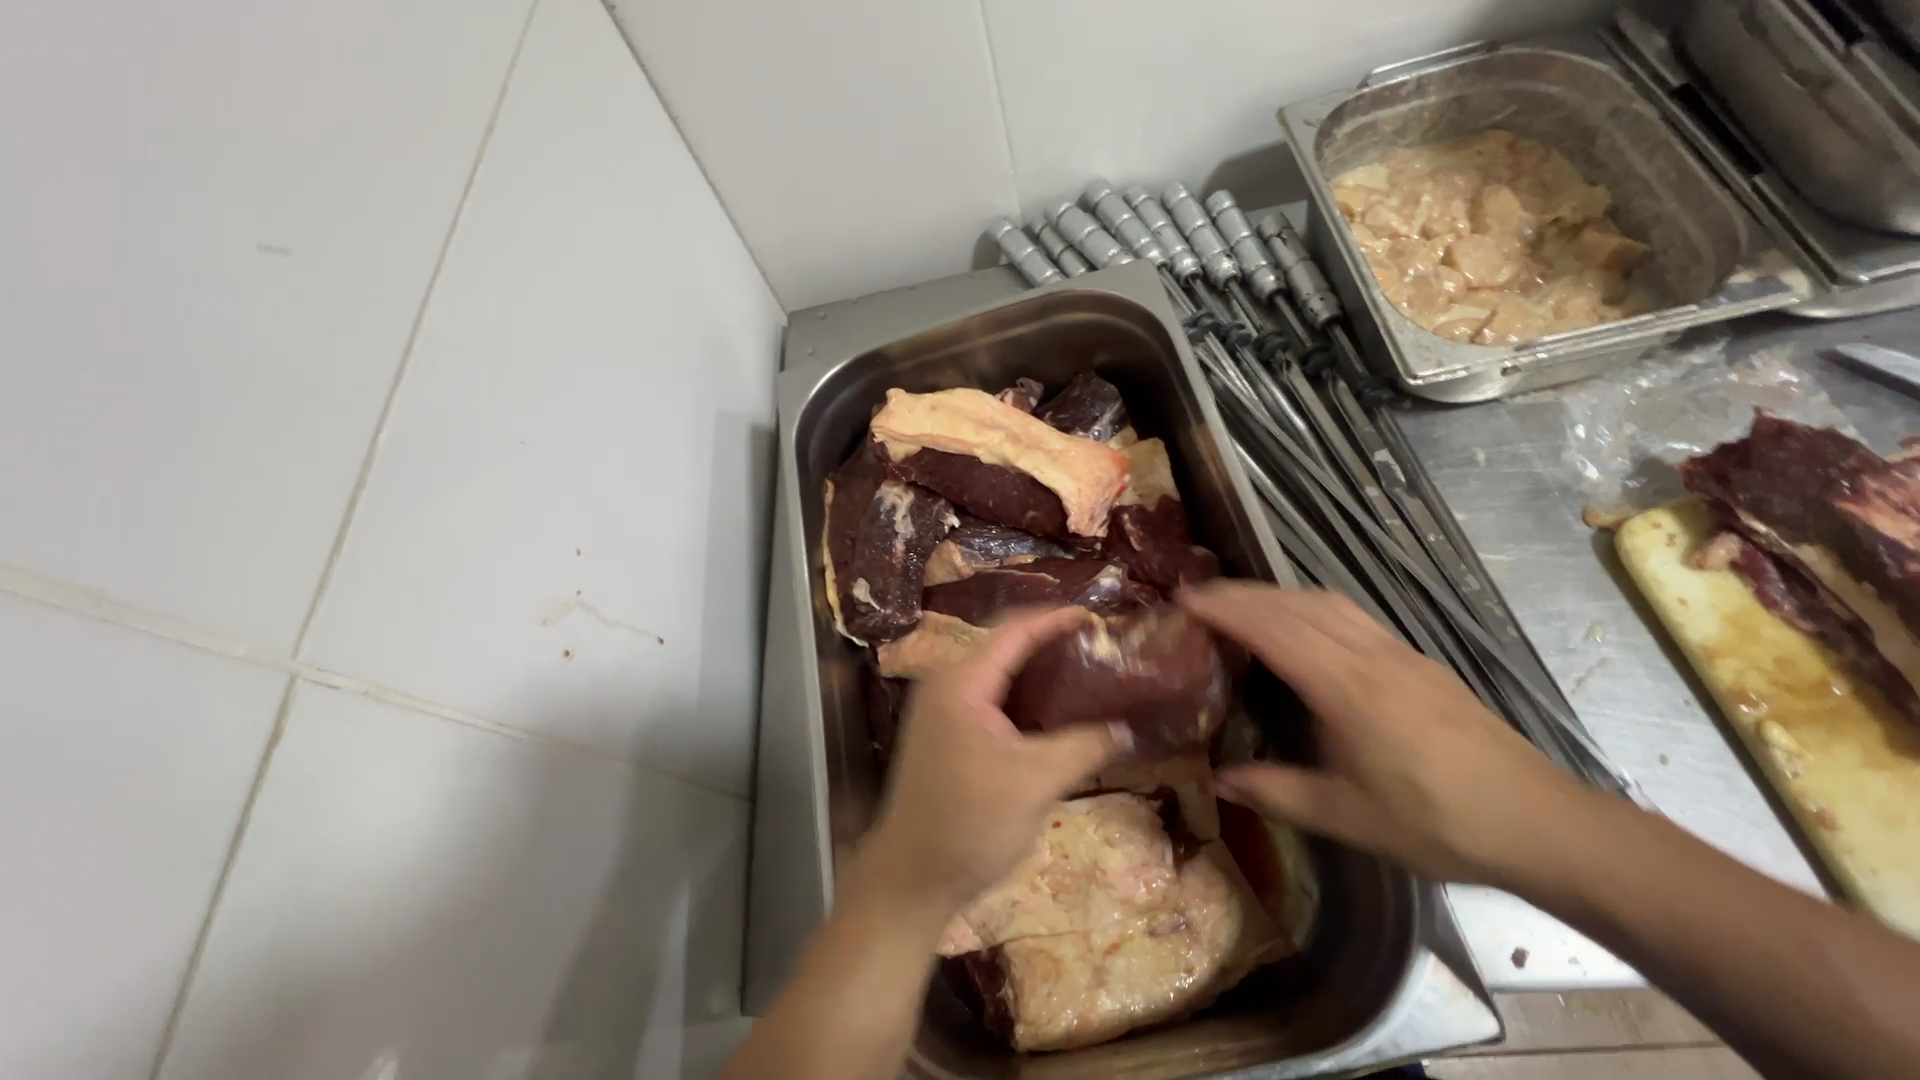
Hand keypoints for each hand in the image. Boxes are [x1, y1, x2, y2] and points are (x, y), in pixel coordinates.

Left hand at [859, 608, 1129, 917]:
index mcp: (960, 683)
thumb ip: (1085, 745)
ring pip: (999, 675)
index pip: (1013, 631)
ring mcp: (942, 711)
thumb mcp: (1037, 782)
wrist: (912, 879)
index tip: (1100, 618)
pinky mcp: (947, 736)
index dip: (1057, 620)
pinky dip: (1026, 700)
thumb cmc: (971, 824)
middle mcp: (946, 685)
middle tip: (1101, 649)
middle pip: (1004, 647)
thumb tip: (1129, 726)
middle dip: (1052, 644)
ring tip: (1089, 675)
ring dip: (1040, 673)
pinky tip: (1059, 713)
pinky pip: (992, 701)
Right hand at [1181, 581, 1587, 885]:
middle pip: (1298, 604)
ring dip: (1278, 594)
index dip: (1227, 609)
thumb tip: (1220, 780)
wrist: (1540, 823)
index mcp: (1349, 689)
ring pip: (1329, 603)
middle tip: (1198, 597)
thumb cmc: (1437, 823)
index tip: (1184, 598)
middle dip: (1243, 593)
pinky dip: (1310, 607)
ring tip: (1240, 605)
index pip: (1275, 629)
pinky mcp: (1420, 663)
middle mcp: (1374, 657)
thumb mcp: (1345, 818)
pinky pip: (1353, 617)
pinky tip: (1303, 628)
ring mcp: (1402, 655)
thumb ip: (1276, 792)